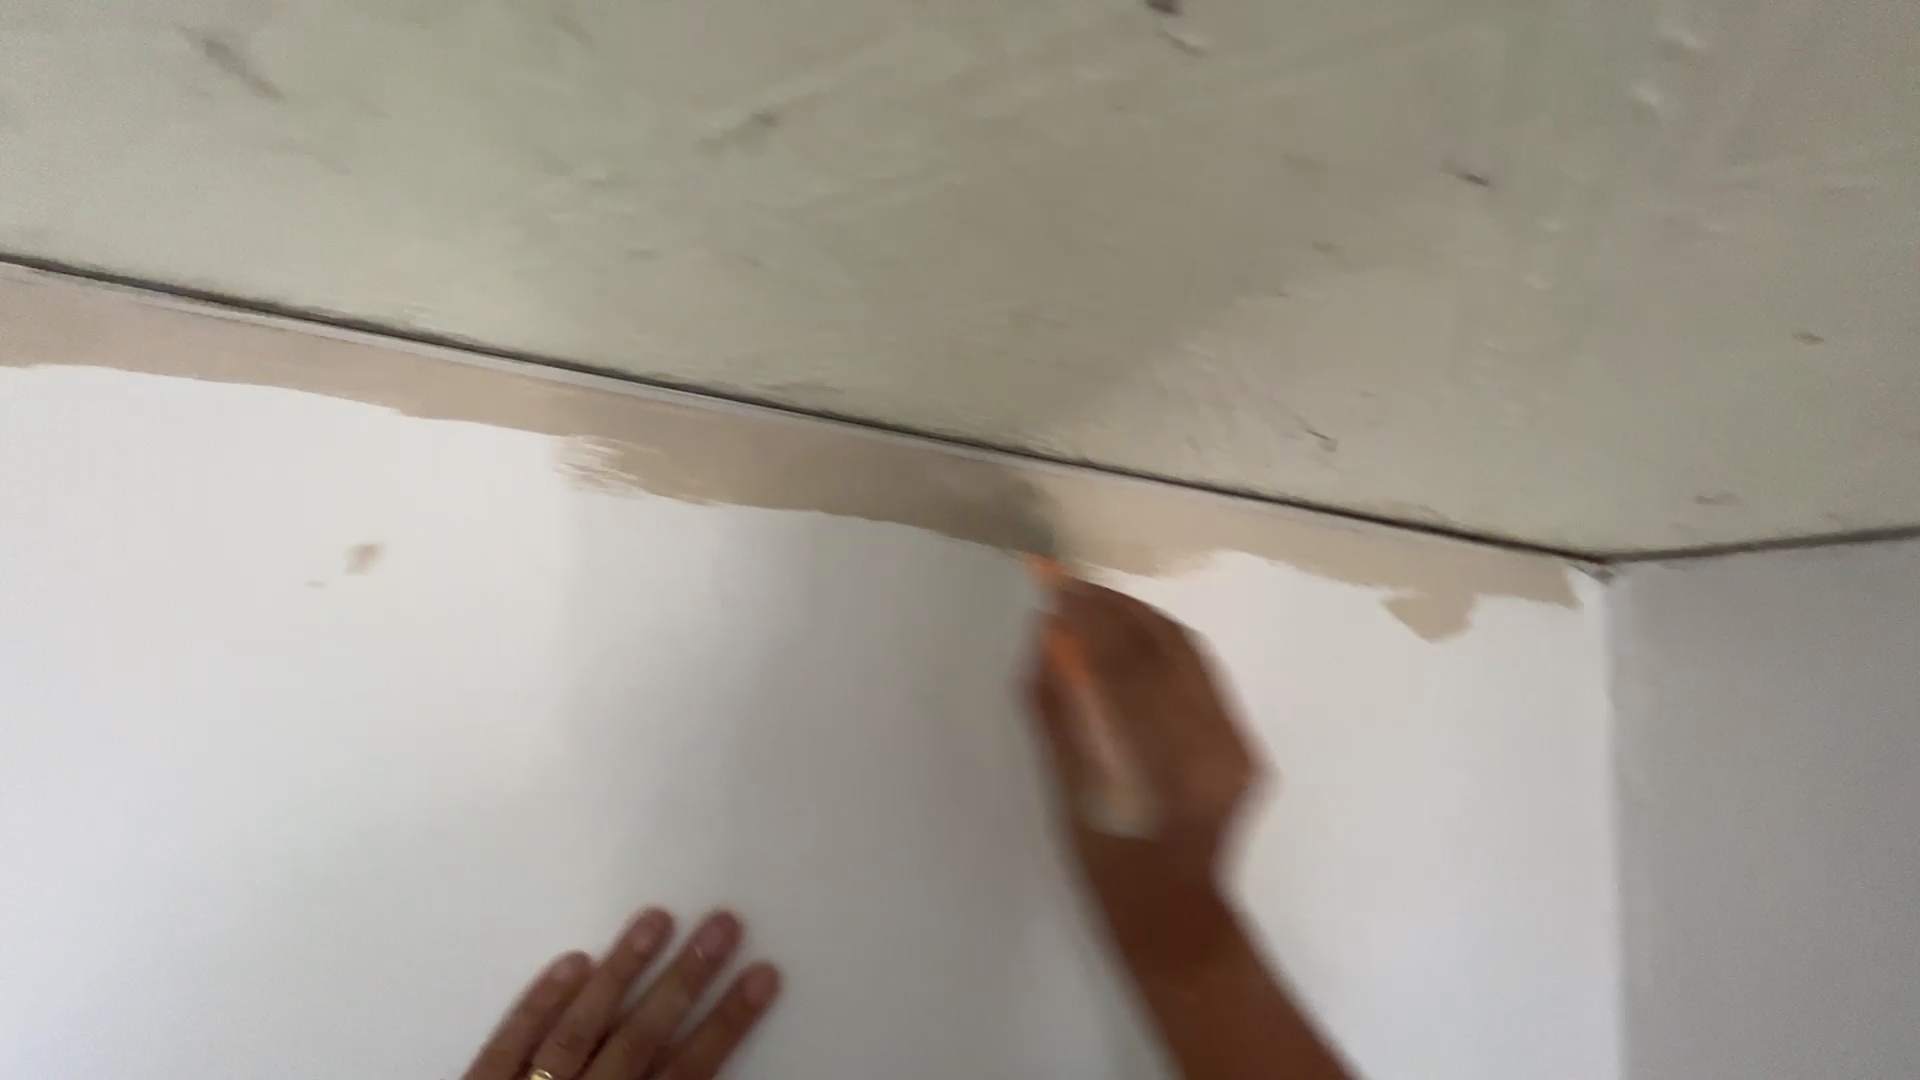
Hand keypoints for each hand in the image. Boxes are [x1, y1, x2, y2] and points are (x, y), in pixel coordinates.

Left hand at [463, 908, 781, 1079]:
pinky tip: (570, 962)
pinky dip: (536, 1006)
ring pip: (577, 1031)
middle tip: (724, 923)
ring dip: (620, 973)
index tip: (763, 976)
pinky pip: (505, 1049)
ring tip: (656, 918)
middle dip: (686, 980)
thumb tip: (706, 1075)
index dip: (728, 1024)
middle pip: (639, 1039)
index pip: (687, 1076)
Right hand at [1027, 576, 1260, 958]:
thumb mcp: (1068, 792)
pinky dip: (1163, 647)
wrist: (1174, 915)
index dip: (1089, 619)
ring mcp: (1238, 745)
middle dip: (1114, 607)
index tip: (1056, 585)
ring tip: (1097, 600)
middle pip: (1164, 649)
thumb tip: (1044, 642)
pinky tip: (1133, 637)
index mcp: (1165, 768)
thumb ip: (1055, 713)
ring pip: (1189, 654)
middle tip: (1072, 584)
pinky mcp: (1245, 746)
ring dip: (1140, 618)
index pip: (1125, 667)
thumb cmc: (1107, 864)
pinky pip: (1202, 677)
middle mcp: (1215, 748)